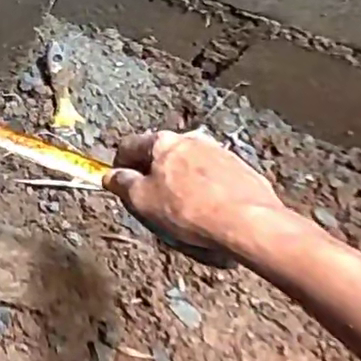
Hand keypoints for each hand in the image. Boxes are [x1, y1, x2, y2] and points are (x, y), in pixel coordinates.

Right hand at [104, 130, 287, 256]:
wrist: (249, 221)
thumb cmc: (190, 210)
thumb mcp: (143, 201)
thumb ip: (123, 185)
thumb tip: (111, 176)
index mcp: (162, 141)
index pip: (130, 145)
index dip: (119, 165)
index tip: (118, 183)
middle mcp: (190, 139)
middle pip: (161, 155)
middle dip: (154, 177)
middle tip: (152, 205)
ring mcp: (217, 152)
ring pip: (189, 166)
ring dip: (181, 184)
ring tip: (184, 216)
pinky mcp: (240, 169)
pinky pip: (213, 179)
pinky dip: (206, 192)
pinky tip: (209, 216)